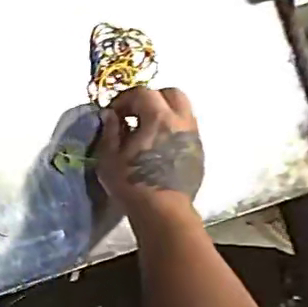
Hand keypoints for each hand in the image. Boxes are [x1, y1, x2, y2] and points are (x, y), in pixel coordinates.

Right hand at [97, 87, 203, 230]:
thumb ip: (110, 132)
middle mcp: (181, 122)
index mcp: (159, 119)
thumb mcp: (109, 158)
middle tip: (134, 115)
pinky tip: (158, 149)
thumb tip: (110, 116)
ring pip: (183, 111)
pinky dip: (172, 131)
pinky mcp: (198, 154)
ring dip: (164, 114)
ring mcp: (194, 137)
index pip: (143, 93)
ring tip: (146, 132)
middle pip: (171, 94)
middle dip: (151, 99)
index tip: (113, 114)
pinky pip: (186, 131)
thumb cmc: (132, 184)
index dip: (125, 99)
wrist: (163, 213)